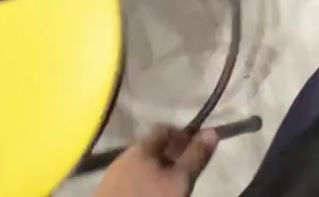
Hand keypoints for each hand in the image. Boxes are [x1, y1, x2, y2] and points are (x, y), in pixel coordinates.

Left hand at [92, 126, 218, 196]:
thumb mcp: (179, 182)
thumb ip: (195, 156)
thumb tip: (213, 130)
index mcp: (141, 147)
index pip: (164, 128)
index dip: (182, 134)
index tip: (194, 147)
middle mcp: (124, 155)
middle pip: (151, 148)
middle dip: (169, 155)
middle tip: (184, 170)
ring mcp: (110, 176)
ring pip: (139, 166)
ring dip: (155, 171)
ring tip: (169, 186)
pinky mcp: (105, 193)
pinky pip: (128, 181)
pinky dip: (142, 184)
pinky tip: (150, 194)